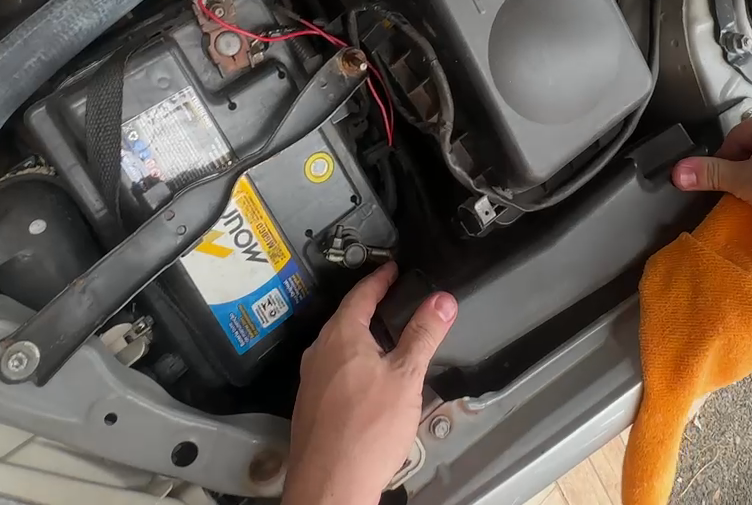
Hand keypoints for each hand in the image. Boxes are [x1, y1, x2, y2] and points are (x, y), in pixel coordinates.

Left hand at [283, 262, 456, 504]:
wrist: (329, 489)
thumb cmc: (366, 432)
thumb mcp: (406, 377)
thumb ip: (424, 335)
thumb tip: (441, 300)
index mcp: (341, 336)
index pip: (361, 294)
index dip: (380, 279)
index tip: (391, 269)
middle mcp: (319, 352)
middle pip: (346, 317)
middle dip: (369, 305)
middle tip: (390, 297)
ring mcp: (311, 380)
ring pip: (336, 344)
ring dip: (359, 334)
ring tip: (382, 336)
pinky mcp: (309, 406)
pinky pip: (331, 369)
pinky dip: (350, 361)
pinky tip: (365, 379)